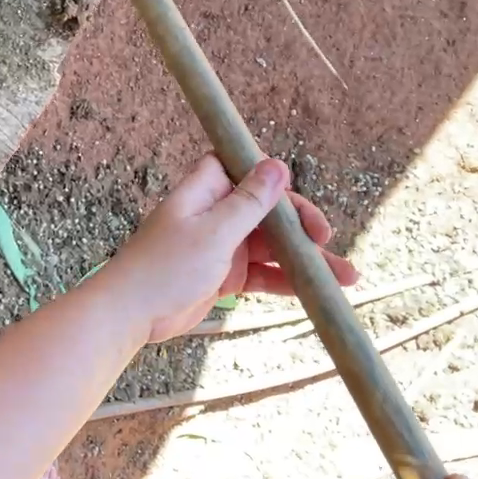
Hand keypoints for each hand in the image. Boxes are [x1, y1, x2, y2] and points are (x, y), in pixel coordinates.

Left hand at [103, 154, 356, 341]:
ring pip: (269, 246)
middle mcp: (211, 217)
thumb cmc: (164, 267)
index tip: (292, 191)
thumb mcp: (213, 232)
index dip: (265, 175)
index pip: (237, 169)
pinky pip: (261, 274)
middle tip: (326, 239)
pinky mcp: (221, 276)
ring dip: (303, 259)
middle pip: (264, 210)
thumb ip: (248, 202)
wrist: (132, 313)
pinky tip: (316, 293)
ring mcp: (217, 247)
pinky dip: (285, 281)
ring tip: (346, 277)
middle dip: (298, 224)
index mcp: (202, 194)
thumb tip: (276, 165)